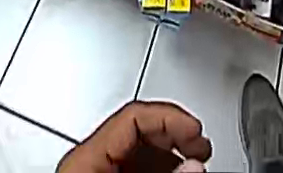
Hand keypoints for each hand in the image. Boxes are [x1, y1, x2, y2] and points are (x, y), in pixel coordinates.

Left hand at [57, 101, 213, 172]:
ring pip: (136, 153)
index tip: (196, 132)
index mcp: (83, 162)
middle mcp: (82, 167)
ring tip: (191, 167)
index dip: (171, 118)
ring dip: (169, 157)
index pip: (134, 116)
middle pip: (137, 132)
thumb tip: (193, 164)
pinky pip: (130, 171)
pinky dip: (156, 172)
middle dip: (174, 137)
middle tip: (200, 147)